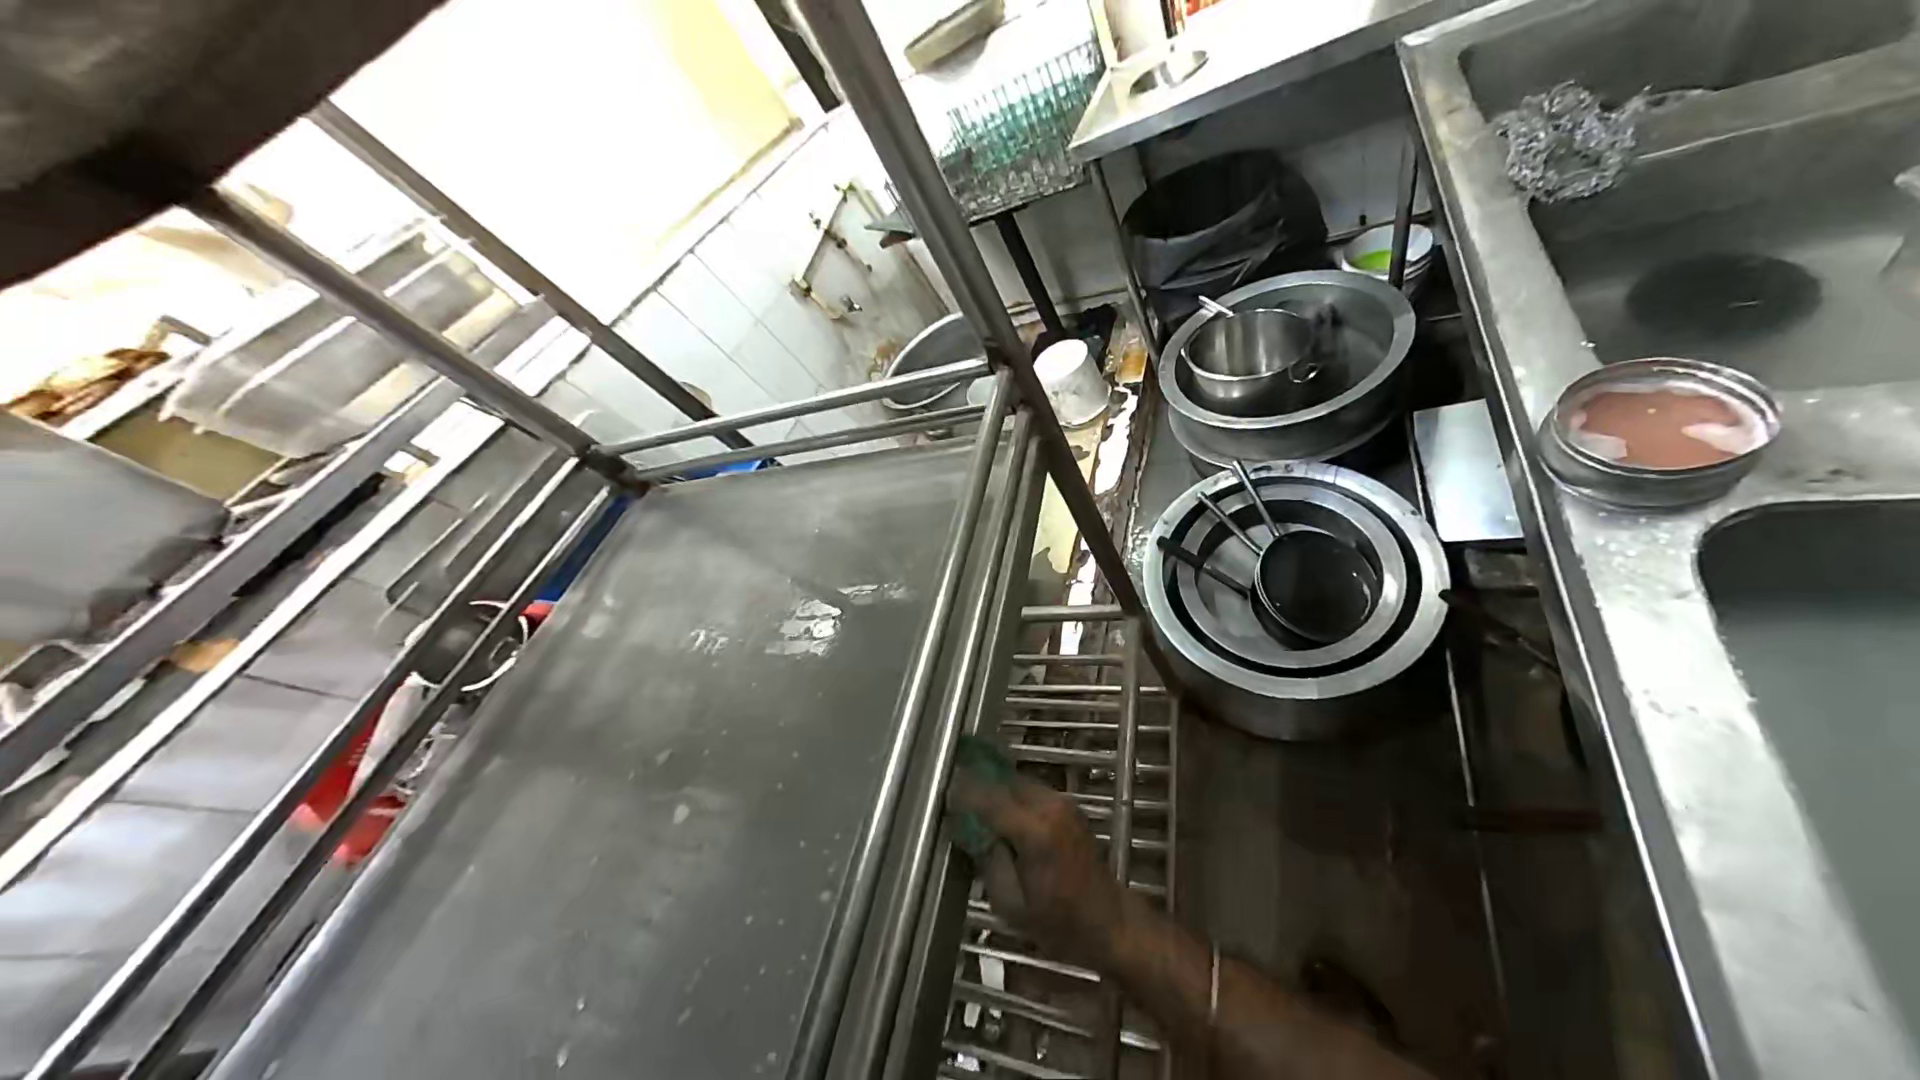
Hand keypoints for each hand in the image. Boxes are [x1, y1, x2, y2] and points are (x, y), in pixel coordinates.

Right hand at [947, 768, 1127, 967]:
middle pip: (1003, 782)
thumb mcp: (1011, 904)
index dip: (962, 795)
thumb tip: (968, 829)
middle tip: (955, 801)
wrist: (1110, 921)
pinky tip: (1001, 815)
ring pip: (1017, 783)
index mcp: (1035, 831)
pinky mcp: (1068, 805)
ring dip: (996, 791)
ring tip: (975, 808)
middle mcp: (1049, 806)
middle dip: (978, 787)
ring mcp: (1062, 802)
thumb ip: (987, 859)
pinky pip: (1031, 791)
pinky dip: (1012, 797)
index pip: (988, 799)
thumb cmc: (1060, 922)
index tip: (942, 796)